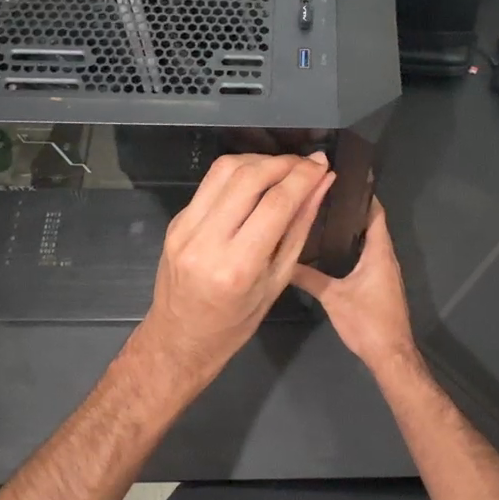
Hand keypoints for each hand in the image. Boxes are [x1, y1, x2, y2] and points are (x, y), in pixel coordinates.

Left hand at [143, 152, 334, 372]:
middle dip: (283, 163)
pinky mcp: (176, 221)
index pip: (276, 204)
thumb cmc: (236, 323)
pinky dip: (238, 174)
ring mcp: (185, 228)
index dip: (303, 177)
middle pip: (248, 177)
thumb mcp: (277, 282)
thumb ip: (299, 228)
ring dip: (259, 160)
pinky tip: (256, 181)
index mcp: (238, 267)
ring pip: (224, 170)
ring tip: (283, 168)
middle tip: (306, 163)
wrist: (179, 339)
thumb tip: (321, 185)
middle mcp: (206, 242)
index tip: (322, 164)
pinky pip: (210, 183)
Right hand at [291, 200, 415, 371]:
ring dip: (354, 231)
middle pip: (373, 226)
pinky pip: (371, 258)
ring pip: (372, 243)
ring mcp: (388, 273)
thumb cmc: (366, 320)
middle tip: (326, 199)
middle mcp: (388, 257)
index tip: (345, 181)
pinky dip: (356, 249)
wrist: (390, 354)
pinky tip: (335, 253)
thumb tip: (284, 262)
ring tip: (326, 221)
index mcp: (380, 252)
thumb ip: (309, 278)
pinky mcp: (384, 286)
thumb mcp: (332, 297)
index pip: (376, 213)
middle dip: (353, 211)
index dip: (364, 195)